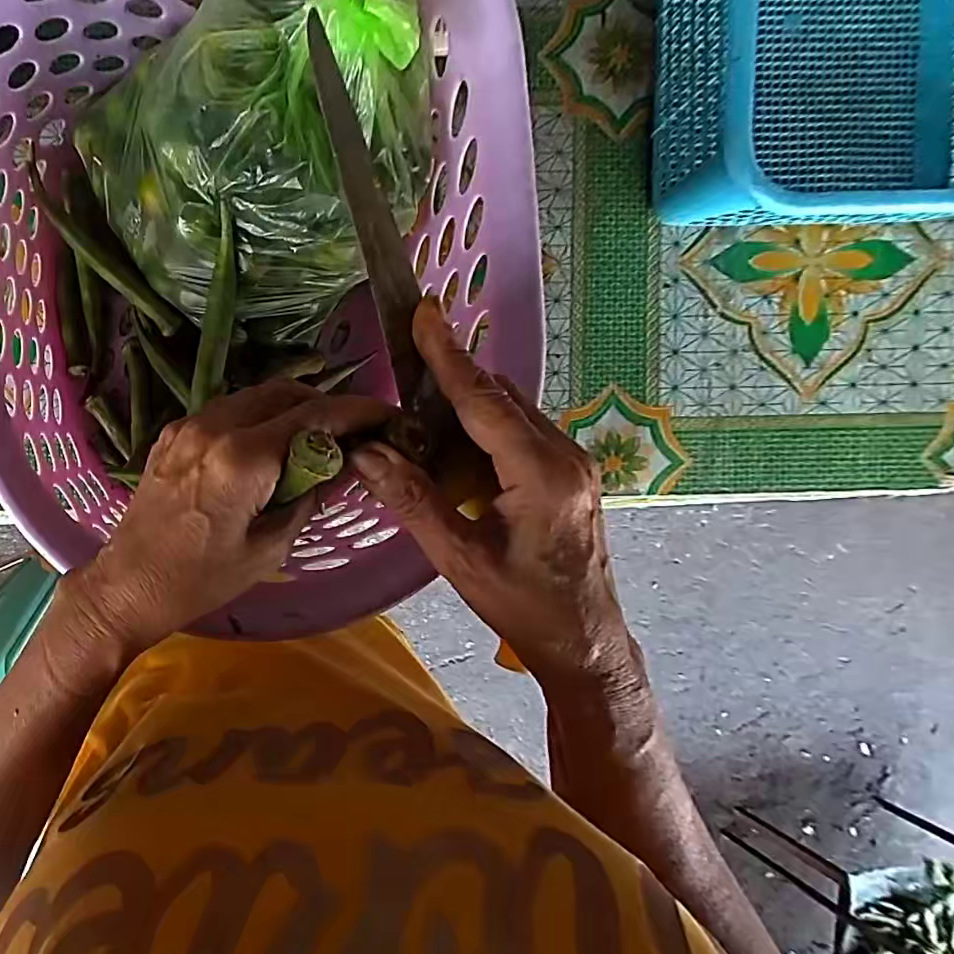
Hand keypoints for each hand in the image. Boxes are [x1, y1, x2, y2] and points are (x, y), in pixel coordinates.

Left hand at [68, 380, 391, 656]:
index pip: (313, 417)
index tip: (384, 414)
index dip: (356, 411)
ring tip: (314, 438)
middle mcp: (214, 428)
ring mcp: (189, 426)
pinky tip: (270, 445)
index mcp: (242, 459)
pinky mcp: (174, 433)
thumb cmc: (202, 581)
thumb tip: (341, 464)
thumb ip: (309, 496)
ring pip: (256, 395)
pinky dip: (260, 417)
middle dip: (325, 405)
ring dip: (292, 408)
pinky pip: (229, 409)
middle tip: (350, 430)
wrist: (127, 587)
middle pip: (286, 392)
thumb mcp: (270, 548)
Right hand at [350, 300, 637, 692]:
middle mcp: (565, 456)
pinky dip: (488, 433)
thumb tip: (367, 452)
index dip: (448, 355)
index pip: (485, 401)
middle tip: (405, 384)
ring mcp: (575, 463)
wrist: (585, 641)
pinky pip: (525, 434)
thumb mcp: (460, 559)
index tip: (424, 312)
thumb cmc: (524, 608)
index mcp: (541, 475)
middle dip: (453, 383)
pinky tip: (460, 457)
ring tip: (423, 428)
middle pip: (501, 399)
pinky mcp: (573, 474)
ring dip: (469, 411)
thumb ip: (413, 500)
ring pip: (514, 413)